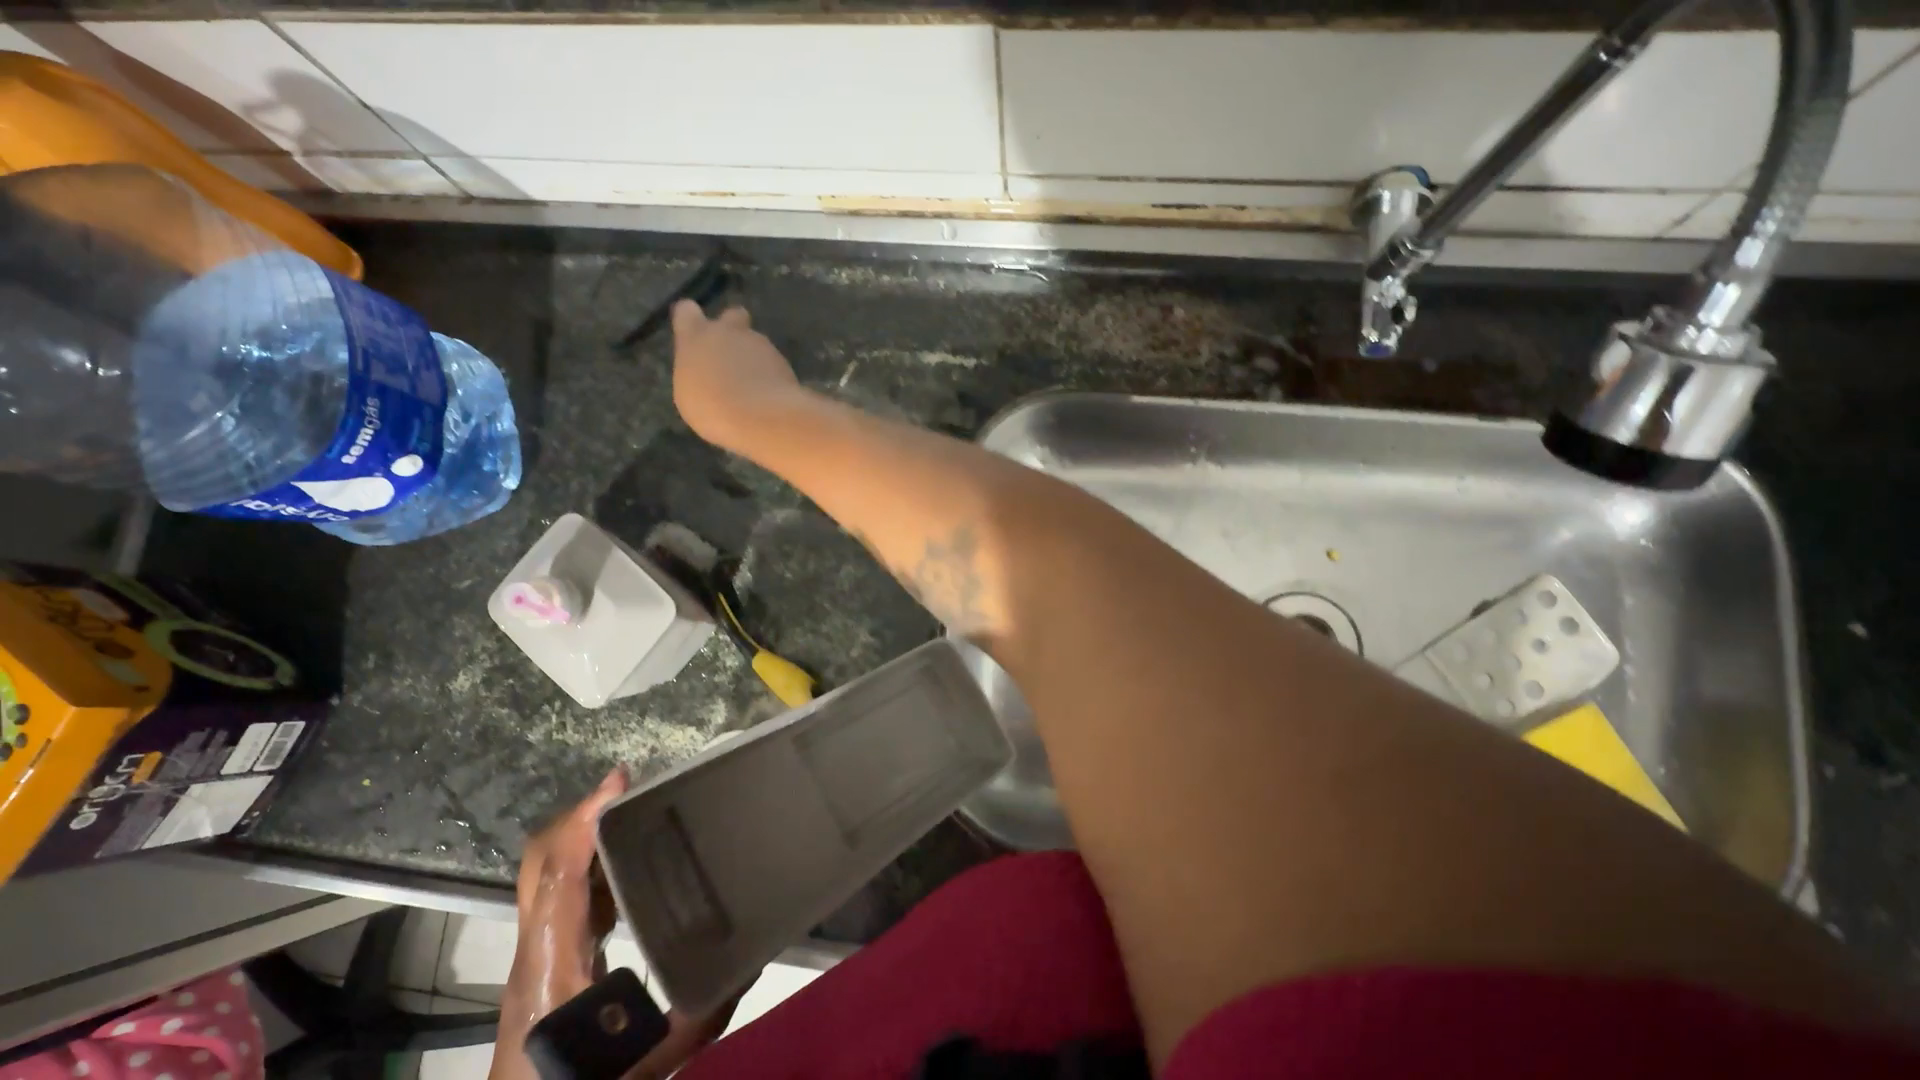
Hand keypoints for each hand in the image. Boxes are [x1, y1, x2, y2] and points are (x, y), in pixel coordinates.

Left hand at [489, 769, 740, 1079]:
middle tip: (633, 793)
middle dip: (582, 818)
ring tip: (638, 822)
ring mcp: (533, 957)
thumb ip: (705, 1009)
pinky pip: (562, 900)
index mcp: (553, 962)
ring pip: (548, 877)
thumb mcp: (655, 1058)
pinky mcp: (543, 967)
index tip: (621, 780)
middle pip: (541, 862)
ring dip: (587, 841)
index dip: (586, 821)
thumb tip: (752, 956)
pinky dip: (592, 873)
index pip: (560, 875)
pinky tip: (631, 878)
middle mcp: (534, 949)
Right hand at [669, 301, 807, 449]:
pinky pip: (772, 363)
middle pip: (732, 315)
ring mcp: (760, 344)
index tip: (691, 334)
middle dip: (732, 329)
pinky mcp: (783, 360)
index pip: (686, 310)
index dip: (689, 320)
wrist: (763, 417)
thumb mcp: (689, 395)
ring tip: (751, 387)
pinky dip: (769, 374)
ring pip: (755, 342)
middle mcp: (730, 332)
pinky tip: (767, 396)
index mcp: (698, 337)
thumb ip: (696, 372)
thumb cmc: (713, 409)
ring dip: (752, 357)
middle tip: (729, 355)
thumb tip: (705, 371)